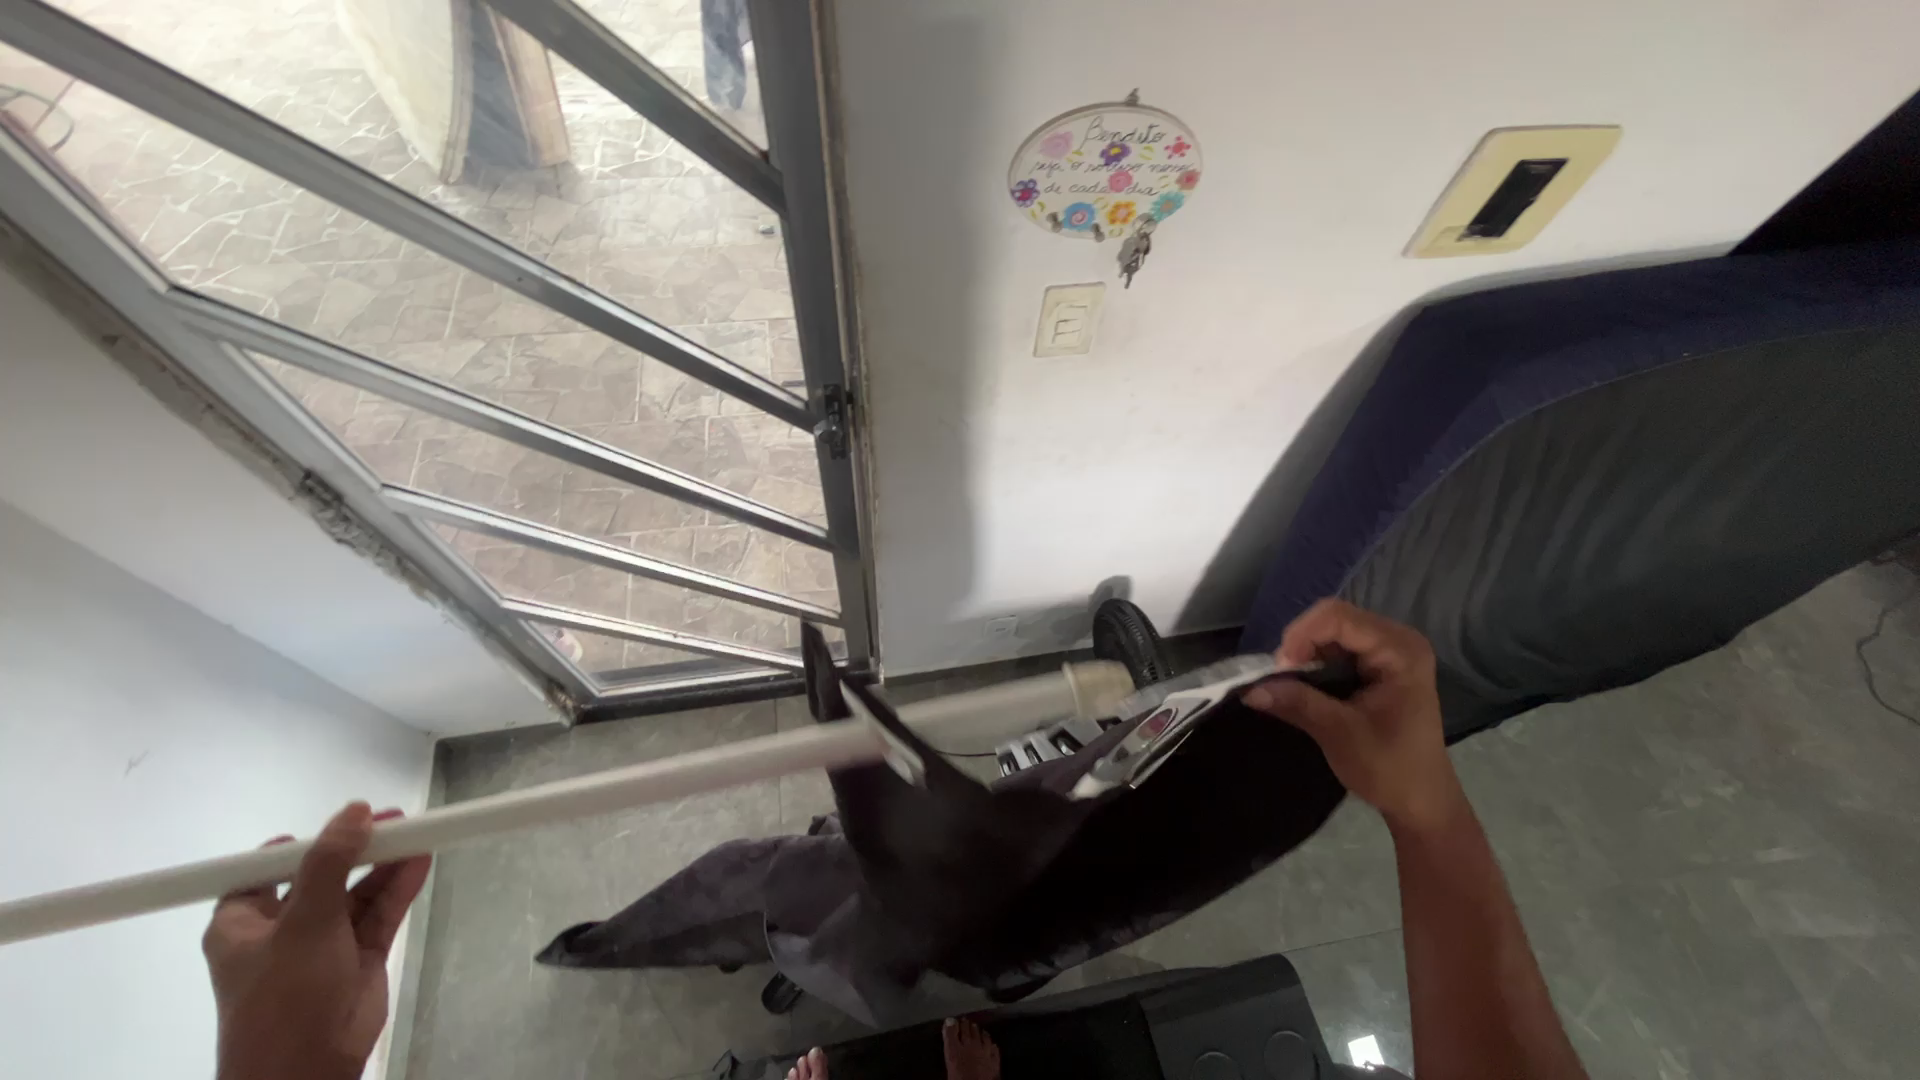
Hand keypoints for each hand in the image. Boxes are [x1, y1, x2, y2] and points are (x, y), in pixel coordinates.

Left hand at [202, 802, 431, 1079]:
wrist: (308, 1067)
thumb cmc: (284, 994)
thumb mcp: (303, 923)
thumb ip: (330, 864)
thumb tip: (356, 810)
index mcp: (244, 923)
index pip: (267, 869)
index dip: (302, 842)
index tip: (342, 819)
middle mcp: (284, 927)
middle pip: (324, 873)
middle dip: (358, 847)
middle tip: (395, 819)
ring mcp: (326, 940)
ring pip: (360, 889)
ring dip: (387, 862)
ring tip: (420, 832)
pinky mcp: (361, 952)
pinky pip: (383, 908)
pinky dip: (402, 883)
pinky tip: (423, 858)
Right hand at [1242, 599, 1463, 832]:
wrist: (1420, 800)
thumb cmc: (1391, 768)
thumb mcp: (1340, 735)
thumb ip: (1297, 704)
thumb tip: (1249, 689)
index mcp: (1400, 651)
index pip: (1338, 618)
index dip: (1300, 635)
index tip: (1279, 670)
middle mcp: (1397, 640)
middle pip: (1332, 619)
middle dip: (1299, 643)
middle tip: (1280, 678)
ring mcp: (1387, 651)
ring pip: (1329, 630)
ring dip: (1303, 652)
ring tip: (1288, 683)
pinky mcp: (1376, 663)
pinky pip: (1334, 646)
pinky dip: (1312, 660)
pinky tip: (1304, 684)